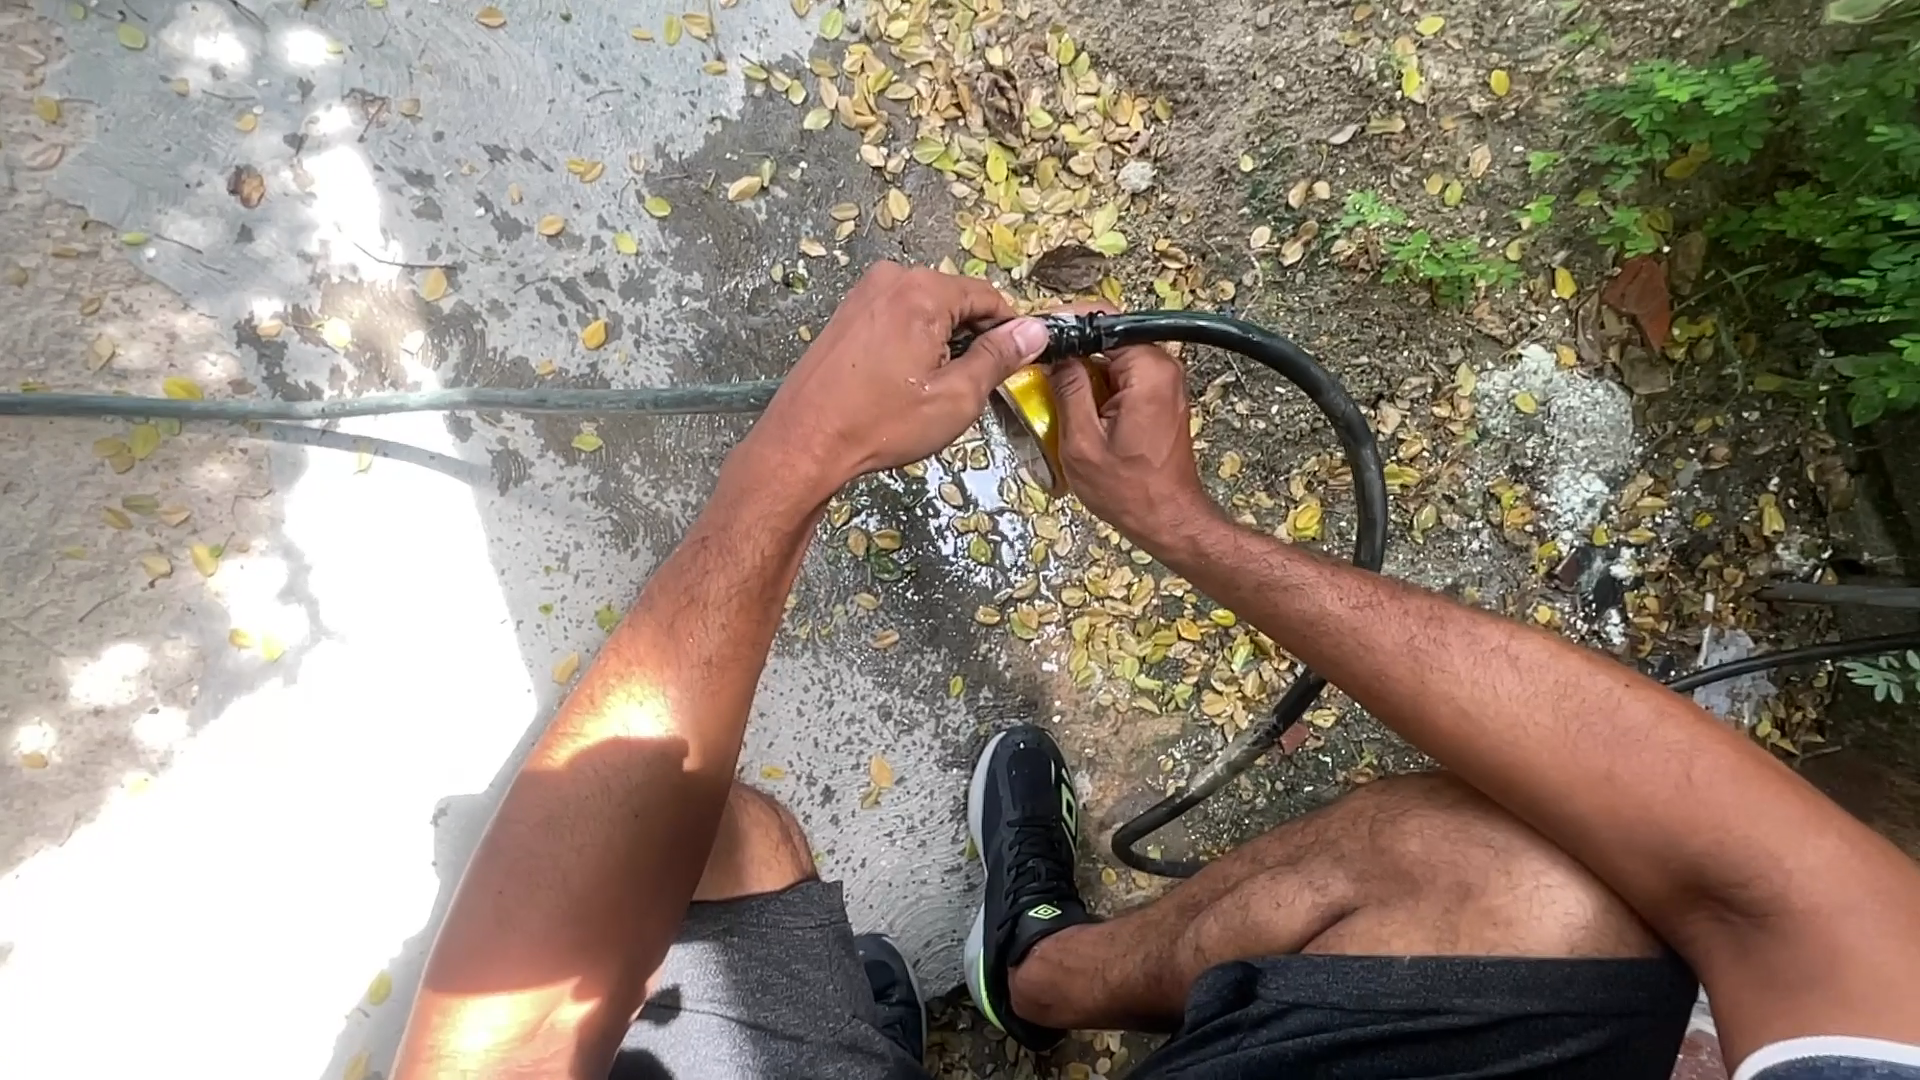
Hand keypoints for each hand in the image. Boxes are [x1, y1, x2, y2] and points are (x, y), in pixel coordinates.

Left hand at [744, 263, 1050, 498]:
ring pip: (925, 311)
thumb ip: (998, 358)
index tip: (1011, 364)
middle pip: (955, 300)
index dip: (1007, 331)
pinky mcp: (846, 314)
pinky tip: (901, 381)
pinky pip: (897, 318)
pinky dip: (910, 344)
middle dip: (969, 338)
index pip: (988, 296)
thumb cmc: (881, 423)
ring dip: (939, 343)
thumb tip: (1034, 331)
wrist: (806, 440)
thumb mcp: (956, 398)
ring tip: (927, 389)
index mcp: (923, 291)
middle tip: (964, 387)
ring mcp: (864, 294)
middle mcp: (892, 279)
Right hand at [1049, 340, 1222, 551]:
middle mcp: (1162, 369)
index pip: (1103, 320)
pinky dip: (1097, 389)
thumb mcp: (1082, 443)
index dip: (1065, 324)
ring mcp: (1164, 383)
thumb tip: (1055, 356)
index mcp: (1148, 371)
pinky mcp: (1159, 399)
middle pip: (1107, 337)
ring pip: (1112, 359)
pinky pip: (1121, 378)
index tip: (1038, 337)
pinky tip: (1076, 410)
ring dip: (1082, 373)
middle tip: (1038, 367)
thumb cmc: (1129, 491)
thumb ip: (1068, 391)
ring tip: (1051, 391)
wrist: (1167, 519)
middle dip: (1071, 351)